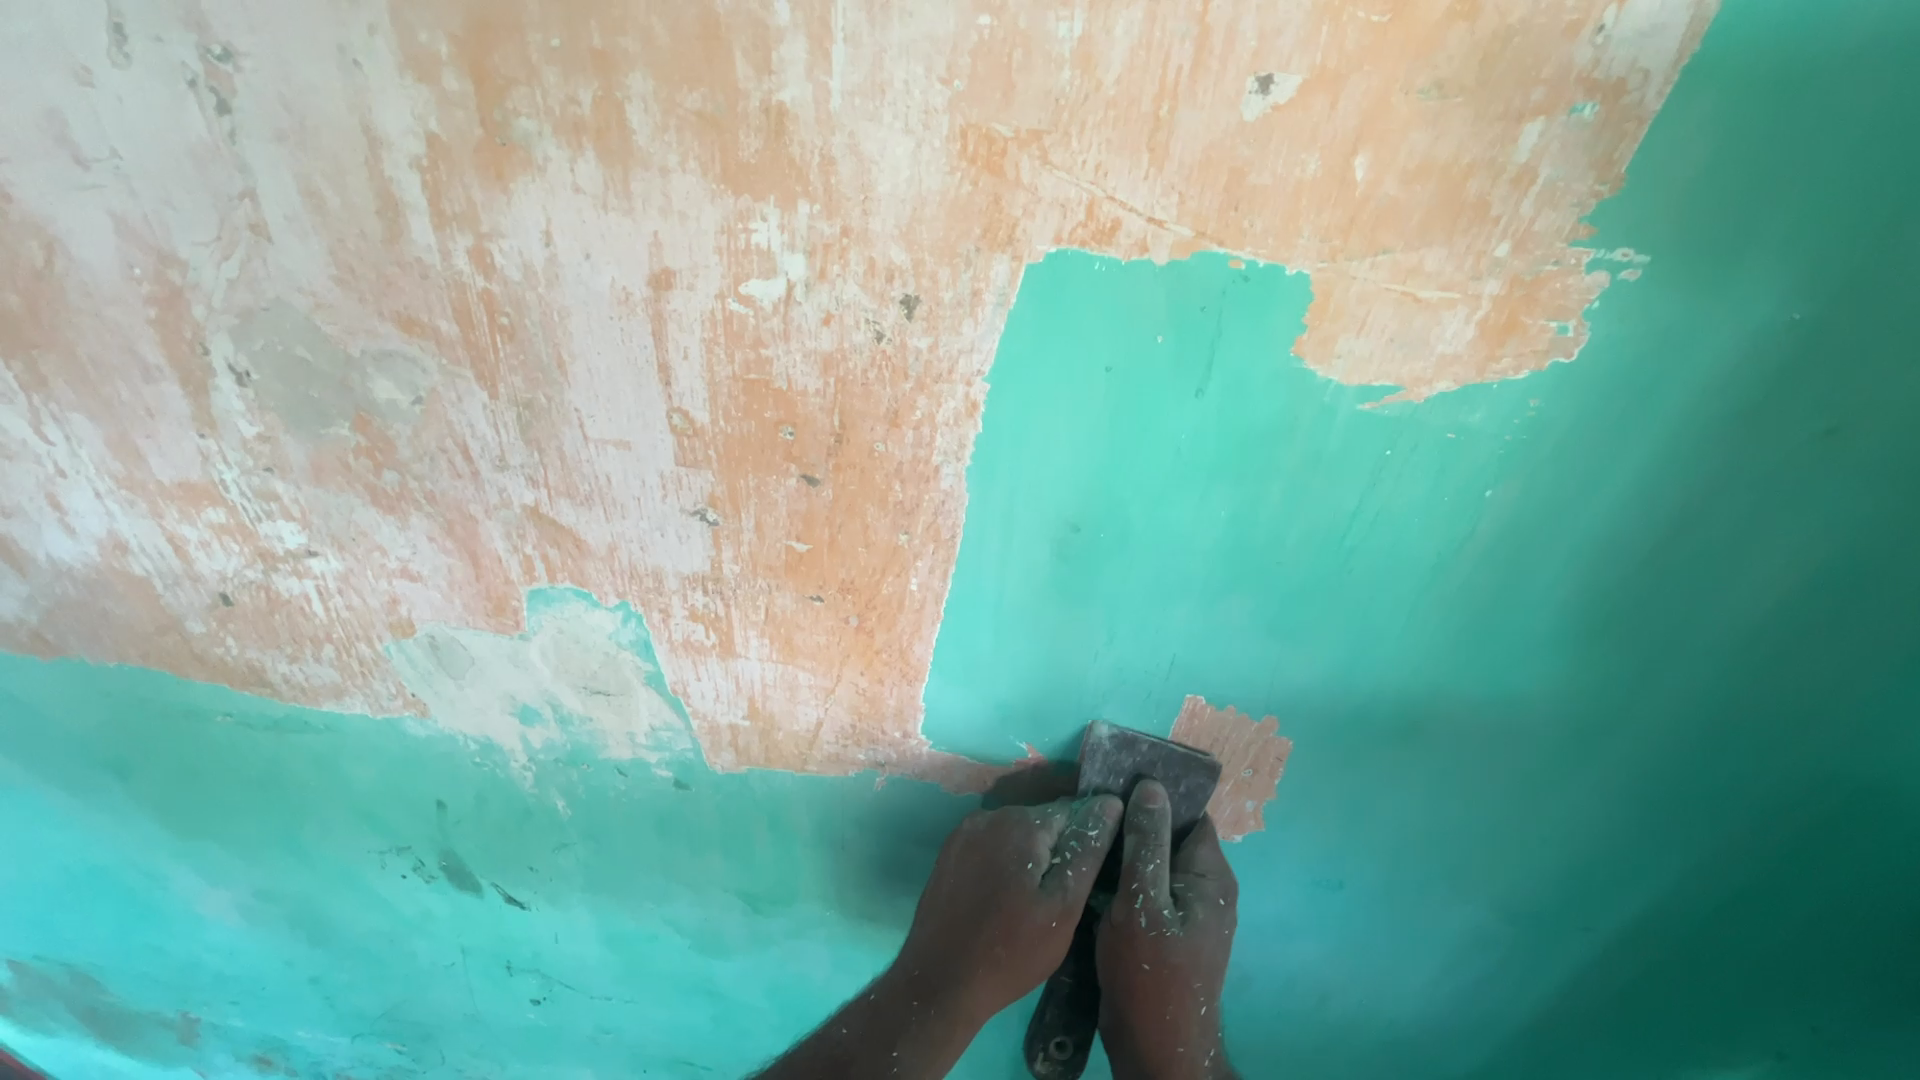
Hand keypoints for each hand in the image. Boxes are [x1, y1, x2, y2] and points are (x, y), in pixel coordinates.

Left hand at [892, 797, 1122, 1021]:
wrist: (941, 980)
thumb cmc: (1012, 950)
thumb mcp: (1064, 906)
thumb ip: (1087, 849)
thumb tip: (1109, 803)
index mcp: (1022, 822)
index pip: (1073, 811)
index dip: (1088, 840)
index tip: (1090, 874)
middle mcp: (991, 815)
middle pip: (1042, 820)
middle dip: (1057, 847)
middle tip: (1062, 894)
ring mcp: (965, 832)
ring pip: (1015, 832)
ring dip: (1030, 854)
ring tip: (1035, 898)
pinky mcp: (950, 852)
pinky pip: (990, 845)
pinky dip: (1004, 861)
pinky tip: (1006, 896)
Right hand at [1097, 780, 1239, 1079]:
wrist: (1155, 1047)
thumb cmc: (1150, 975)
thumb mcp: (1141, 901)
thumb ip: (1146, 843)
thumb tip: (1151, 786)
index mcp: (1210, 875)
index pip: (1189, 814)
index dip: (1156, 795)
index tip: (1116, 783)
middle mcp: (1206, 888)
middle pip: (1170, 836)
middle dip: (1135, 821)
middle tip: (1092, 809)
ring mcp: (1188, 911)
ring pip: (1155, 861)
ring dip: (1126, 849)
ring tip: (1087, 834)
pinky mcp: (1167, 928)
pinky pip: (1147, 886)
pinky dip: (1124, 875)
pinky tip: (1093, 870)